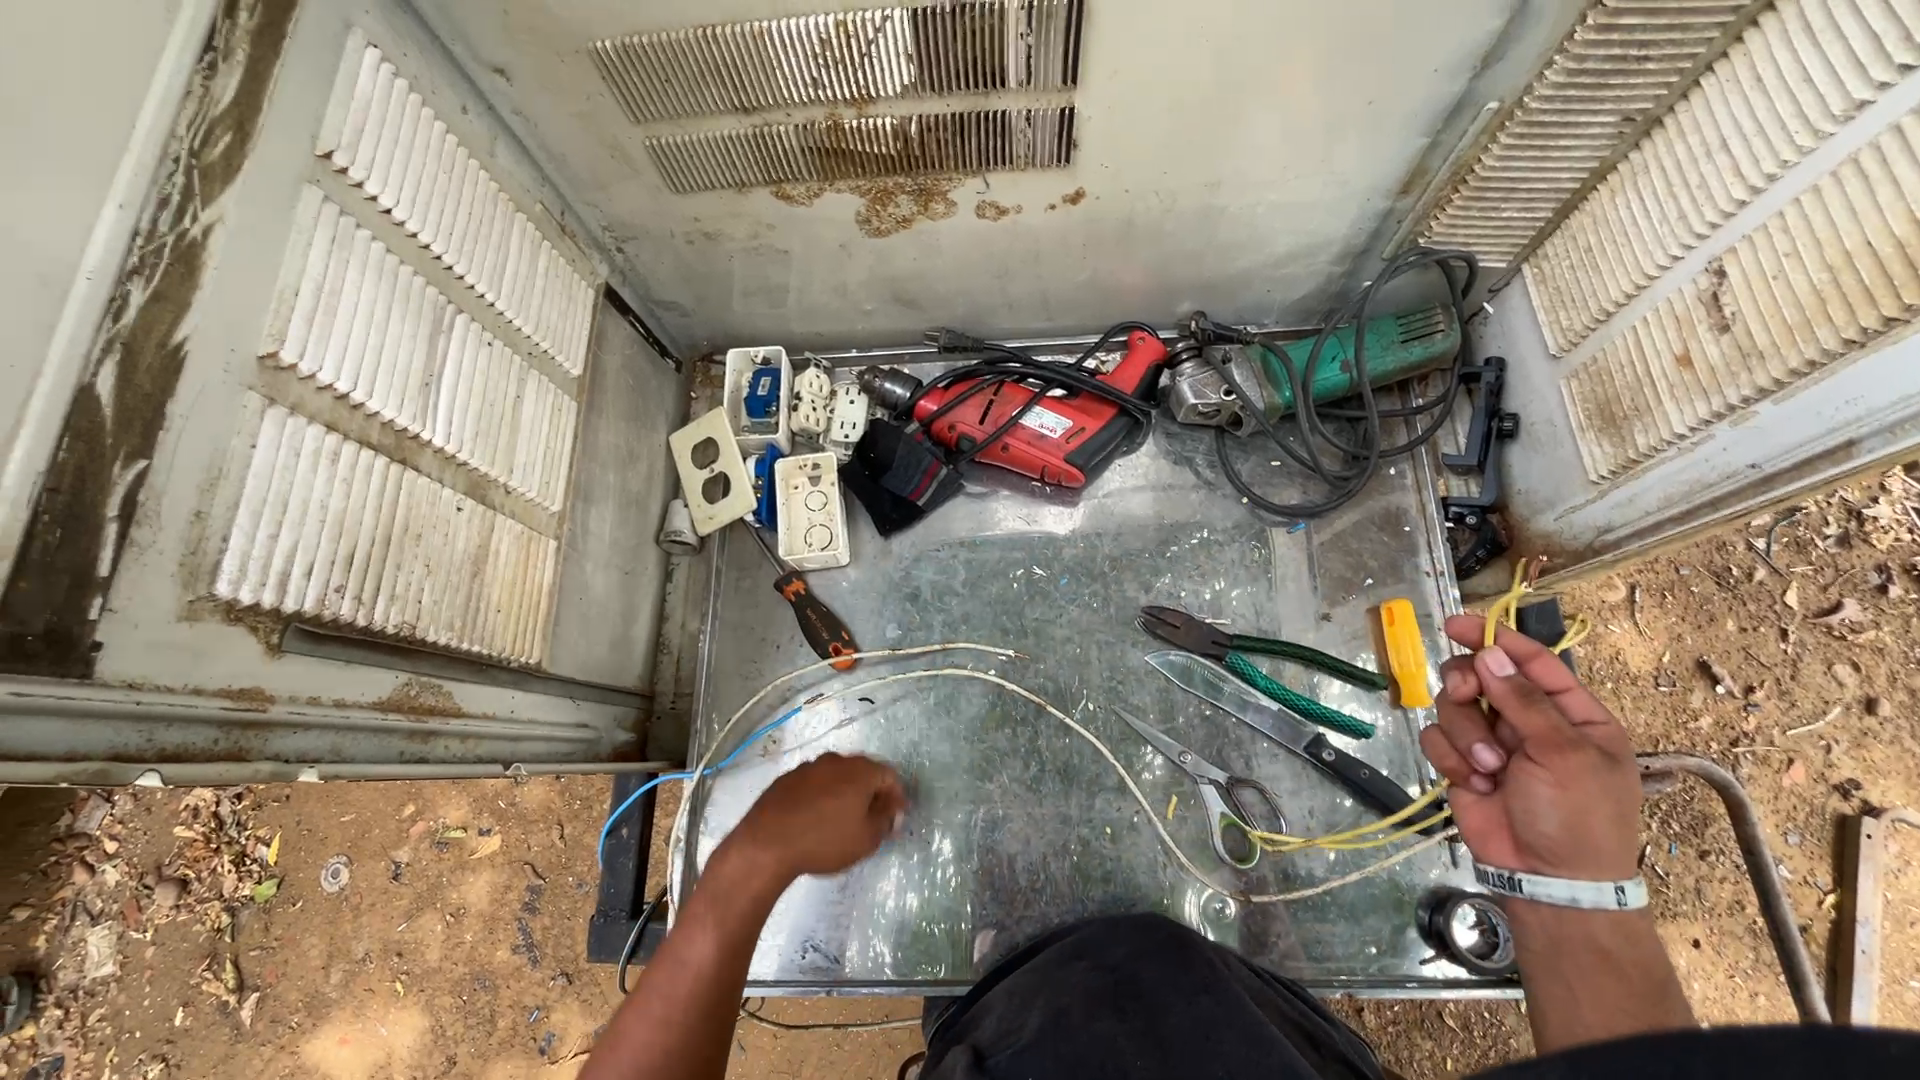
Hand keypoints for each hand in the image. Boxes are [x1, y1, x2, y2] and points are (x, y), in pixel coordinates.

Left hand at [724, 753, 907, 882]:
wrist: (766, 844)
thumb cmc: (824, 841)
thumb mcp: (866, 838)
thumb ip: (886, 820)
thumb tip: (893, 809)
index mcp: (860, 771)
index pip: (890, 776)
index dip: (897, 797)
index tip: (896, 818)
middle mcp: (836, 761)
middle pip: (863, 773)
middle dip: (871, 794)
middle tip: (872, 819)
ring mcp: (808, 767)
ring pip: (836, 778)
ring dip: (844, 794)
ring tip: (841, 821)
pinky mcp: (786, 779)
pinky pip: (813, 785)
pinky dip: (821, 797)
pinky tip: (814, 819)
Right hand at [1418, 615, 1641, 880]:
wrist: (1548, 878)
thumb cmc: (1577, 815)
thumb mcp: (1564, 753)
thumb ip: (1524, 700)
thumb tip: (1490, 654)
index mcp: (1570, 713)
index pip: (1530, 662)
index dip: (1494, 638)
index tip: (1455, 624)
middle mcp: (1528, 721)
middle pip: (1479, 676)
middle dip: (1468, 687)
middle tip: (1466, 696)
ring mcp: (1493, 742)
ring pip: (1453, 706)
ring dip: (1465, 734)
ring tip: (1486, 766)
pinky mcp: (1461, 763)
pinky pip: (1437, 738)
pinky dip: (1450, 758)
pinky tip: (1474, 782)